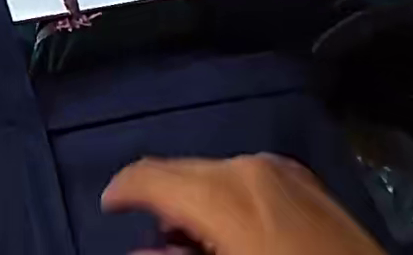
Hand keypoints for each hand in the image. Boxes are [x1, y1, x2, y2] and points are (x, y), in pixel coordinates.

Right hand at [102, 154, 385, 254]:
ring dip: (193, 202)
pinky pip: (246, 180)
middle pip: (183, 171)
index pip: (155, 175)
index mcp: (229, 193)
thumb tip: (143, 249)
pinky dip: (226, 201)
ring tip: (191, 244)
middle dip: (159, 201)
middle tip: (152, 244)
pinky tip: (231, 236)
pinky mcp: (306, 182)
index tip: (106, 207)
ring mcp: (283, 170)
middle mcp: (250, 166)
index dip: (124, 189)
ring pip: (213, 173)